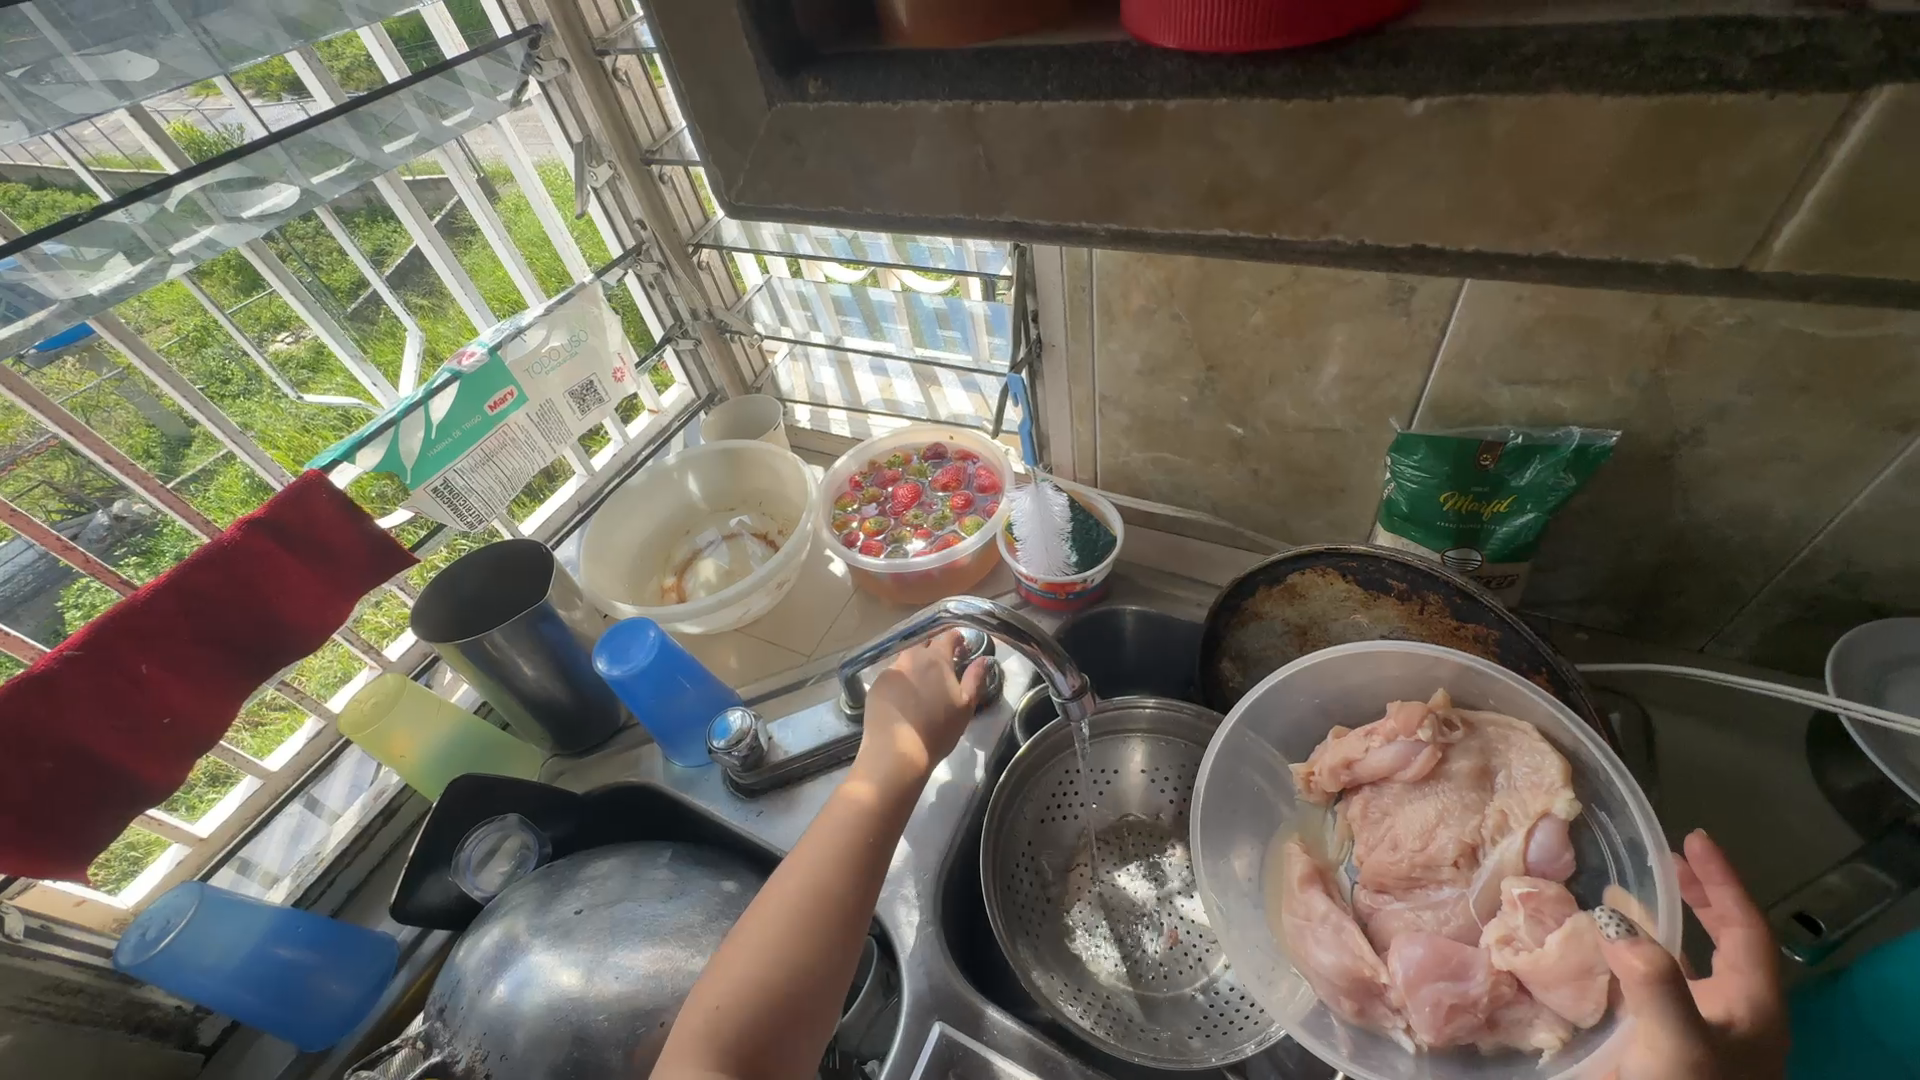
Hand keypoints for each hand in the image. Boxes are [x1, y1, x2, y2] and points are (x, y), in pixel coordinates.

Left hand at [851, 629, 991, 793]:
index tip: (961, 645)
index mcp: (936, 659)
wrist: (897, 752)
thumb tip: (984, 658)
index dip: (956, 638)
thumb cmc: (938, 730)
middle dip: (934, 650)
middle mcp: (912, 658)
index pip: (947, 636)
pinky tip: (903, 697)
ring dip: (916, 664)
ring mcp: (891, 670)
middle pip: (925, 644)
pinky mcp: (876, 685)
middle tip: (942, 667)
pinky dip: (901, 680)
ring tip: (922, 683)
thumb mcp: (966, 706)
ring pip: (906, 659)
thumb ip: (975, 678)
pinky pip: (893, 675)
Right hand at [1596, 829, 1788, 1079]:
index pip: (1747, 929)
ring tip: (1636, 891)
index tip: (1692, 837)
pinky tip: (1613, 945)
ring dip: (1672, 919)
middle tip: (1667, 858)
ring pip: (1698, 958)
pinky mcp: (1671, 1037)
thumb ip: (1654, 982)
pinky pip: (1664, 976)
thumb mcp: (1674, 1042)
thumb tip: (1614, 921)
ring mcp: (1706, 1027)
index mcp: (1753, 1007)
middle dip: (1701, 895)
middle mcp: (1736, 1013)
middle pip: (1730, 941)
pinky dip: (1643, 947)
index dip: (1721, 881)